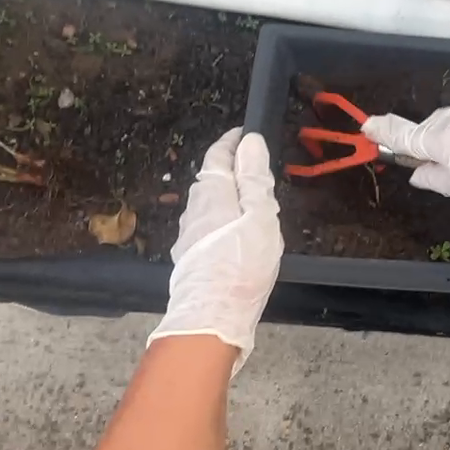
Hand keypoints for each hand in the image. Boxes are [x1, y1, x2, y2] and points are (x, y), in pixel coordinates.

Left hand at [148, 128, 282, 369]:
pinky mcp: (191, 257)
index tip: (243, 134)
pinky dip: (221, 219)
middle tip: (254, 169)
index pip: (217, 157)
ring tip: (249, 202)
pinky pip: (207, 227)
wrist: (212, 315)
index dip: (230, 143)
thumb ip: (254, 180)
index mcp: (212, 194)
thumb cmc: (242, 263)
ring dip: (225, 196)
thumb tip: (249, 142)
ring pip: (207, 205)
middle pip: (209, 181)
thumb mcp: (260, 216)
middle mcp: (194, 210)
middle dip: (229, 169)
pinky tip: (234, 235)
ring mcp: (189, 236)